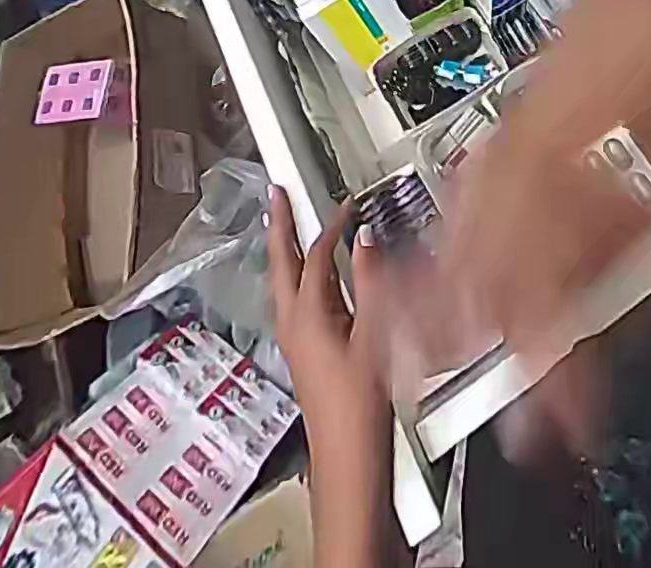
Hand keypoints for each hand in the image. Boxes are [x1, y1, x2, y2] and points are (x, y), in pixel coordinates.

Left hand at [266, 186, 389, 565]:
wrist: (347, 455)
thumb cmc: (358, 404)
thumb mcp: (374, 336)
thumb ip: (370, 283)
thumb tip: (366, 240)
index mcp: (307, 314)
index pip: (315, 255)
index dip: (331, 225)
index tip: (347, 205)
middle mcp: (292, 321)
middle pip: (281, 261)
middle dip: (279, 225)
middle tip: (276, 195)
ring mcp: (294, 336)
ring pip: (284, 279)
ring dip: (285, 247)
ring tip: (285, 223)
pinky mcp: (303, 347)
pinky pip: (295, 297)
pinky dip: (300, 273)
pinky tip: (311, 274)